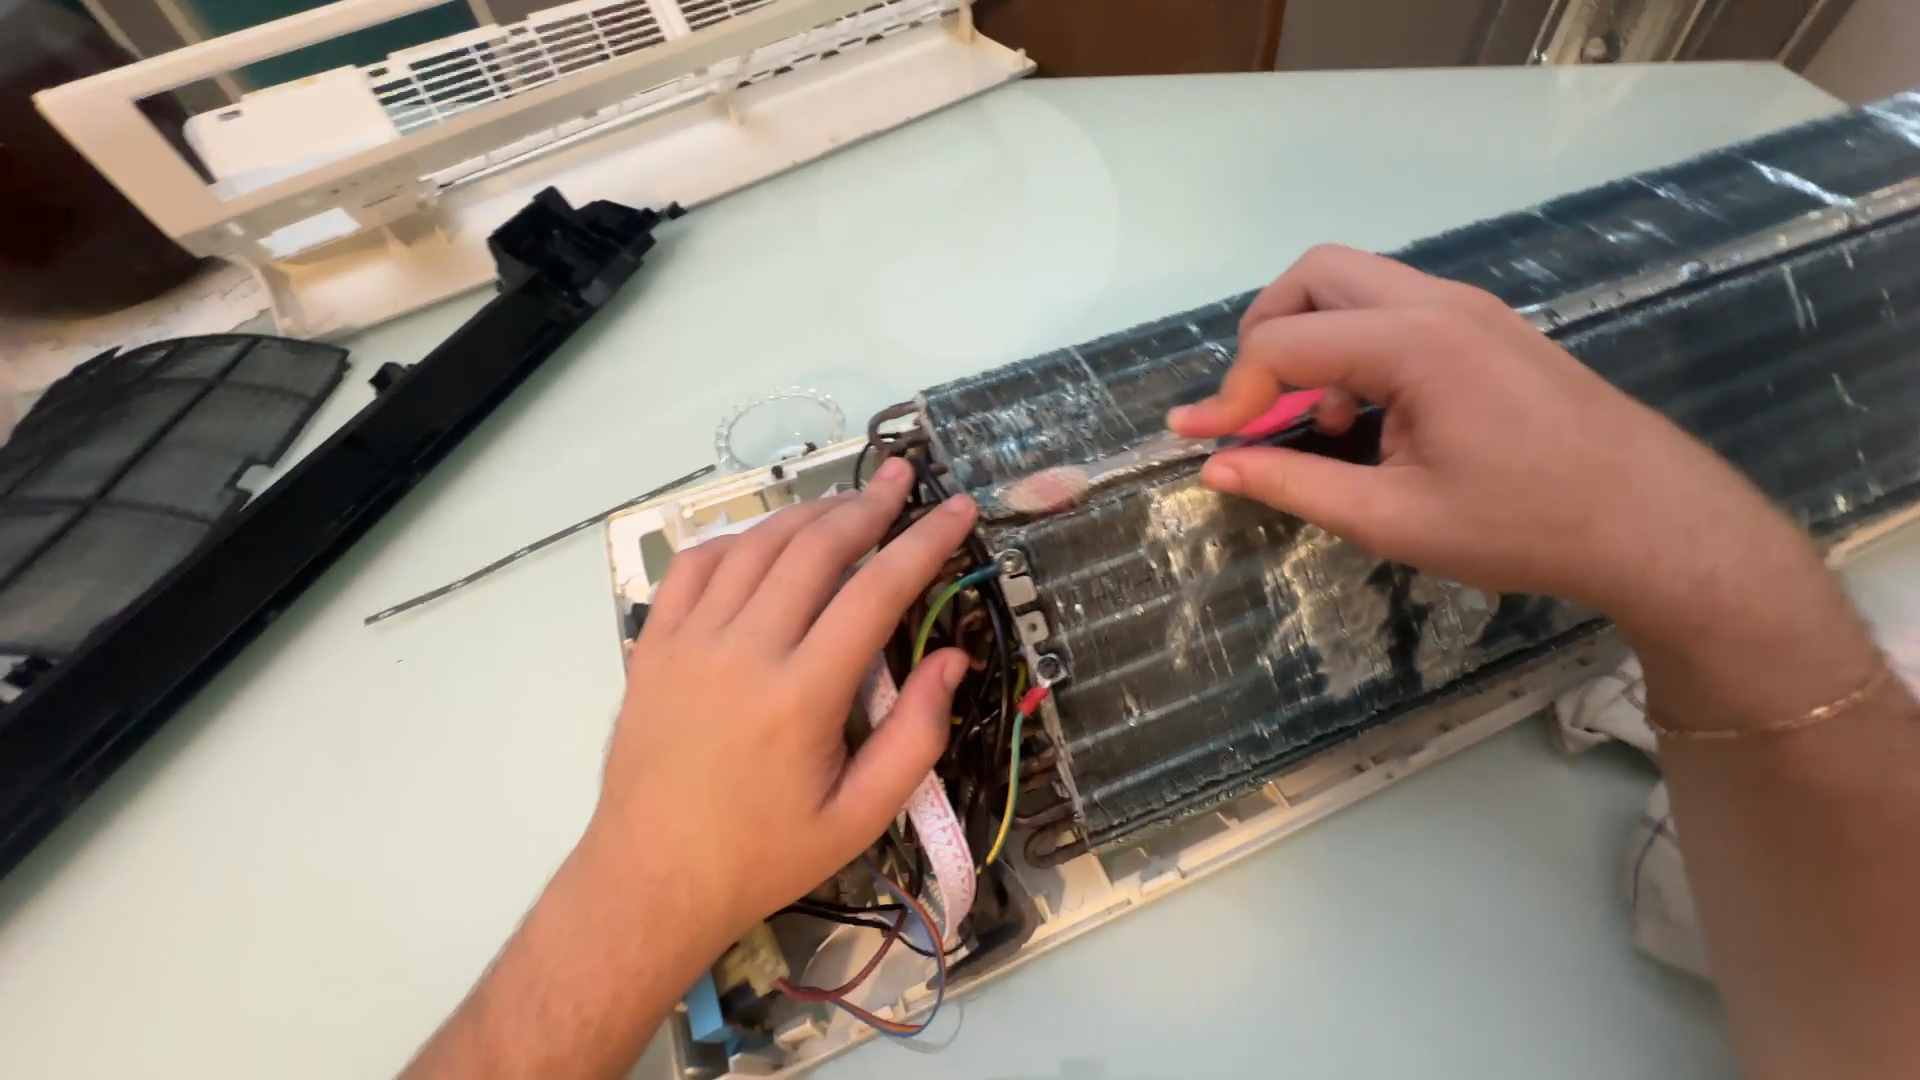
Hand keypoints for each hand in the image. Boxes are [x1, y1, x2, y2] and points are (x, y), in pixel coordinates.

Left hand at [589, 457, 975, 954]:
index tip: (958, 506)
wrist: (649, 881)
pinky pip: (695, 565)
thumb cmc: (765, 854)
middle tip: (904, 478)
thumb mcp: (861, 817)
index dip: (924, 541)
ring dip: (810, 513)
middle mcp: (743, 651)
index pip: (876, 591)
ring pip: (757, 545)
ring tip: (850, 504)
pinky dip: (738, 538)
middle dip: (869, 505)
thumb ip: (917, 734)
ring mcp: (689, 641)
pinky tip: (766, 539)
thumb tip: (952, 657)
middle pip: (815, 548)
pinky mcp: (654, 645)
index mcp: (801, 695)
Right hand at [1167, 244, 1815, 636]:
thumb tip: (1214, 466)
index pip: (1281, 343)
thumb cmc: (1521, 526)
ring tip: (1311, 416)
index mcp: (1414, 344)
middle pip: (1314, 274)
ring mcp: (1466, 310)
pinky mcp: (1482, 329)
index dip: (1228, 396)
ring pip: (1351, 283)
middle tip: (1252, 402)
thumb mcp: (1388, 517)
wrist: (1655, 525)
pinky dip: (1348, 348)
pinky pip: (1388, 309)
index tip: (1201, 443)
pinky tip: (1364, 415)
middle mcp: (1438, 304)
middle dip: (1262, 333)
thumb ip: (1290, 483)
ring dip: (1306, 338)